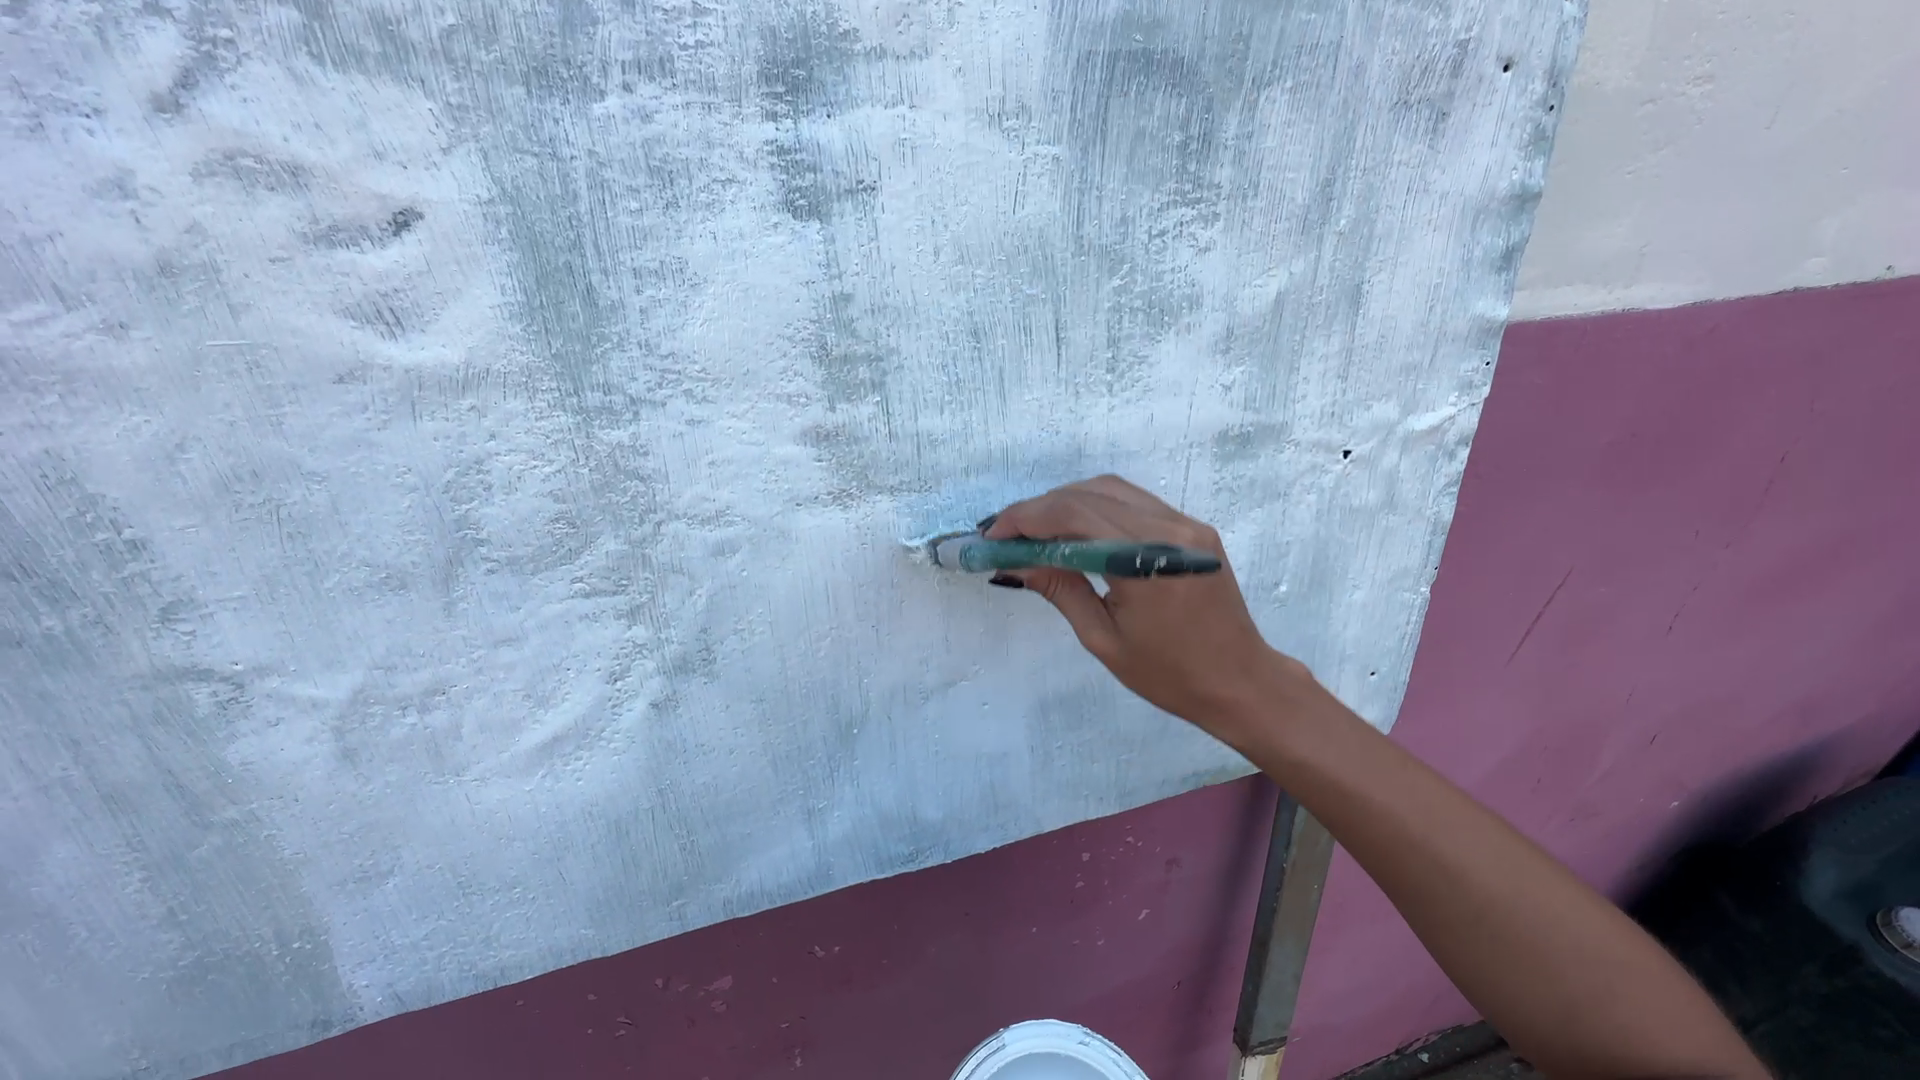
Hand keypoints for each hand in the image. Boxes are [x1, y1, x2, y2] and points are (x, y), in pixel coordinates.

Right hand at [983, 475, 1311, 740]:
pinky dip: (1097, 507)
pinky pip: (1135, 502)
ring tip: (1034, 530)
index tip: (991, 534)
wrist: (1241, 681)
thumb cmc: (1169, 675)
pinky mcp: (1195, 527)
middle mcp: (1170, 530)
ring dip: (1067, 502)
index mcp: (1146, 563)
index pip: (1073, 515)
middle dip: (1040, 508)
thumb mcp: (1103, 639)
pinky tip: (1075, 530)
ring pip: (1112, 490)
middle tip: (1006, 533)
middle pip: (1090, 494)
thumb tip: (1015, 560)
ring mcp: (1187, 523)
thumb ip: (1060, 588)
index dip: (1025, 518)